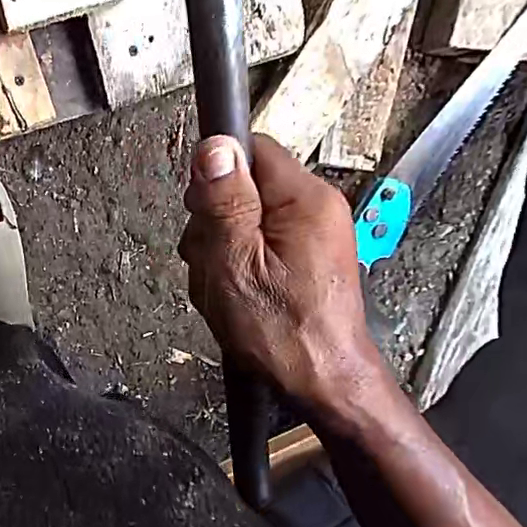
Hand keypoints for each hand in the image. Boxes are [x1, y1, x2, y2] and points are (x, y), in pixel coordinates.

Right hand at [179, 134, 388, 417]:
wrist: (323, 381)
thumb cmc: (284, 333)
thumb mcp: (237, 264)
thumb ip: (225, 204)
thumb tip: (214, 146)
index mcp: (304, 200)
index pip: (251, 149)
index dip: (215, 179)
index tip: (204, 217)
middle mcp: (314, 209)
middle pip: (243, 189)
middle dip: (214, 227)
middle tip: (216, 268)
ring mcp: (311, 235)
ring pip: (244, 222)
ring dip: (222, 254)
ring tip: (228, 292)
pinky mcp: (304, 259)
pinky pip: (258, 247)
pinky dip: (239, 270)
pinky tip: (239, 298)